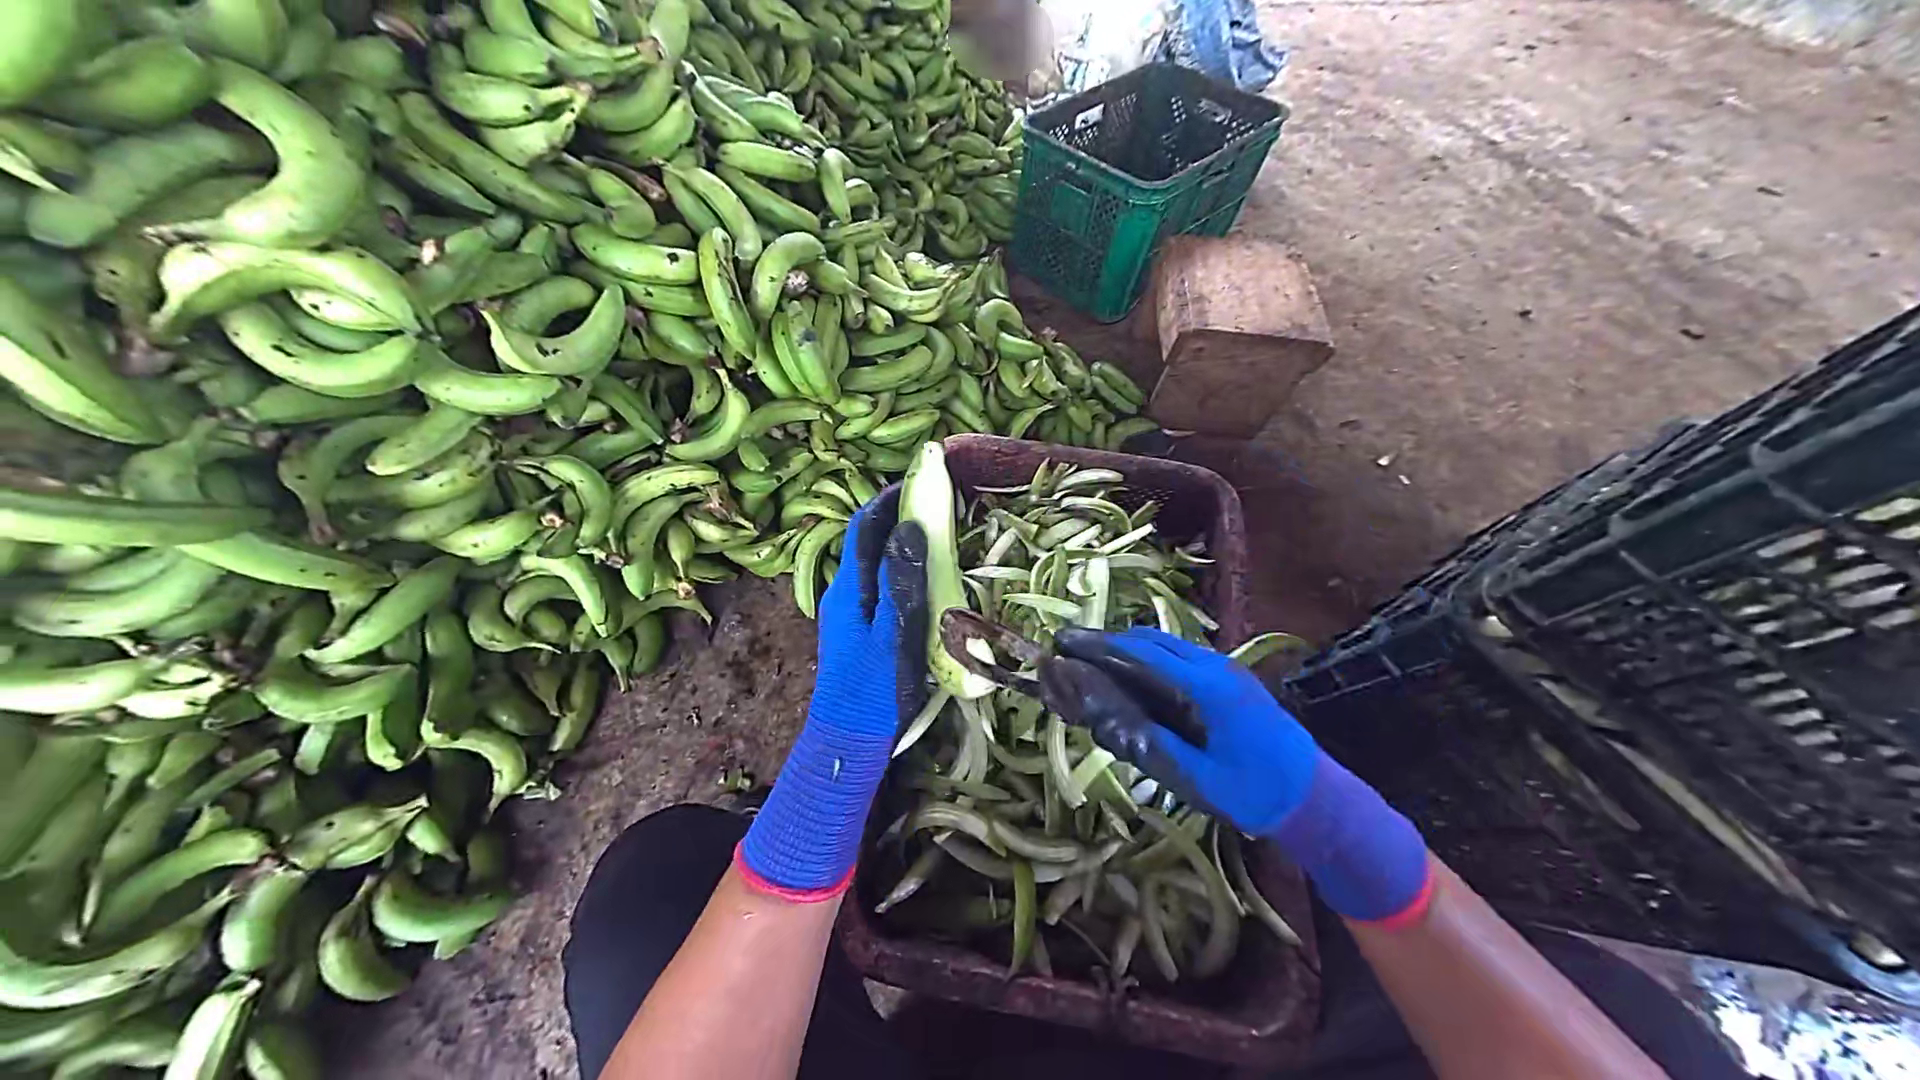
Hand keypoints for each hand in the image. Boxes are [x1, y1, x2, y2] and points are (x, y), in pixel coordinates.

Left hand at [736, 487, 926, 900]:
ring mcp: (852, 613)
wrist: (850, 740)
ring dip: (903, 543)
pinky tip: (930, 580)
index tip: (919, 480)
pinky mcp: (862, 630)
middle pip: (869, 542)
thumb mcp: (894, 634)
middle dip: (899, 517)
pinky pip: (883, 587)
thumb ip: (900, 581)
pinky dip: (905, 571)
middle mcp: (845, 594)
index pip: (864, 528)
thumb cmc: (874, 690)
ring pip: (877, 565)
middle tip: (939, 505)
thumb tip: (909, 526)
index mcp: (849, 589)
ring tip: (941, 534)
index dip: (887, 500)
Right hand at [1051, 626, 1432, 923]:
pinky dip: (1149, 658)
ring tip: (1093, 662)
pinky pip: (1180, 657)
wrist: (1317, 799)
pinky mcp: (1230, 680)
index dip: (1100, 646)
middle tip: (1071, 650)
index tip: (1064, 641)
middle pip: (1152, 640)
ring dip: (1129, 648)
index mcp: (1207, 688)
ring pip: (1167, 645)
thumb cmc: (1256, 794)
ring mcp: (1226, 670)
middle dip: (1109, 641)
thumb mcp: (1198, 780)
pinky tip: (1133, 677)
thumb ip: (1150, 747)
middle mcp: (1216, 667)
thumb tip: (1101, 720)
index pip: (1142, 653)